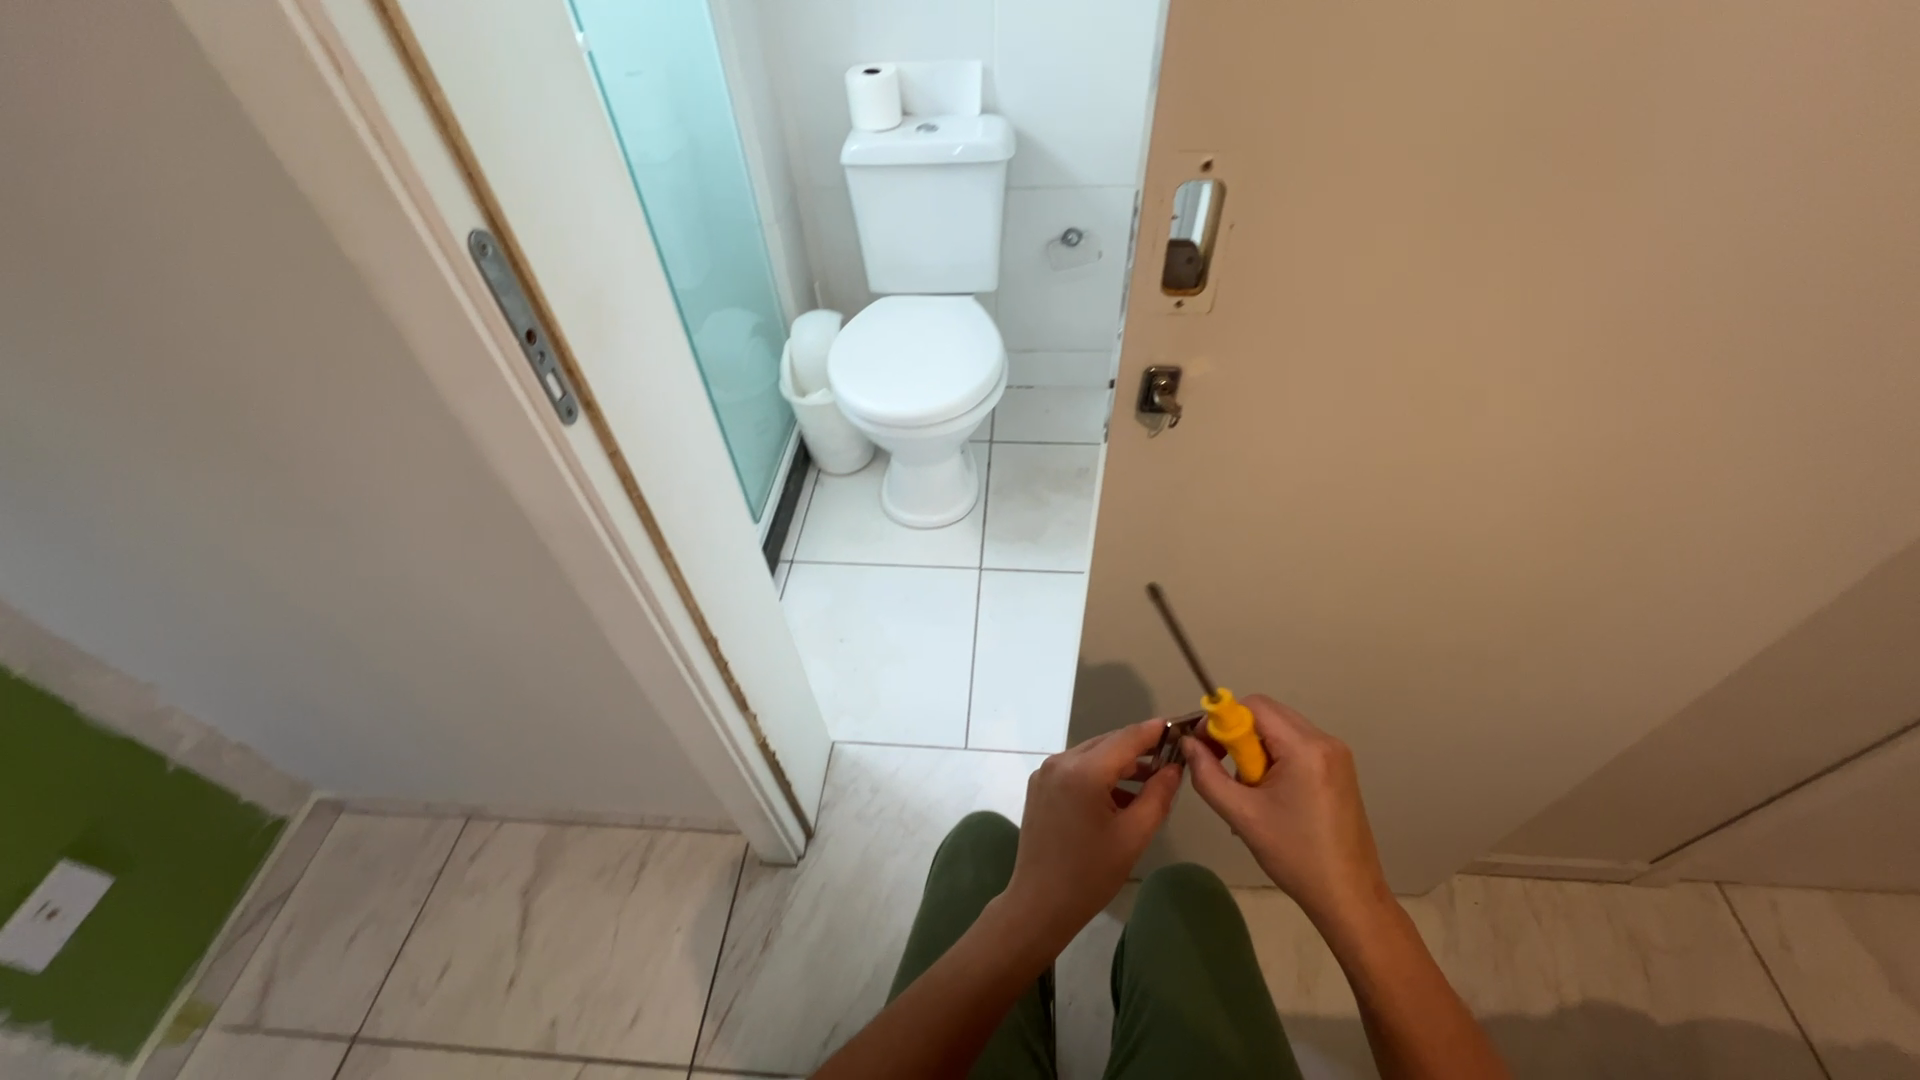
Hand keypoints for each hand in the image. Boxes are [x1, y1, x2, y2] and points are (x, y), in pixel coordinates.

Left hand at [1002, 719, 1182, 945]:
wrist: (1039, 903)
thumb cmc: (1090, 874)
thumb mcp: (1133, 835)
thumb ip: (1158, 795)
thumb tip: (1174, 768)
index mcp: (1083, 771)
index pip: (1127, 738)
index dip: (1155, 732)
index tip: (1180, 729)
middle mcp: (1061, 762)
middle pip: (1108, 743)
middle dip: (1139, 749)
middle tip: (1172, 758)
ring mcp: (1046, 772)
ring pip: (1093, 755)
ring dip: (1120, 764)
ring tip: (1152, 781)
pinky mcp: (1040, 786)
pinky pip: (1077, 769)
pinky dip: (1100, 775)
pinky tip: (1121, 797)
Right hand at [1182, 695, 1392, 929]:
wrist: (1349, 896)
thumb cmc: (1295, 856)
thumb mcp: (1241, 815)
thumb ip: (1207, 775)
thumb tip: (1188, 745)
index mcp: (1305, 748)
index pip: (1254, 705)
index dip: (1221, 720)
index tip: (1203, 747)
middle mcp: (1325, 741)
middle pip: (1267, 714)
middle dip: (1237, 735)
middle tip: (1221, 768)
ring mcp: (1336, 755)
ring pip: (1280, 730)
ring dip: (1254, 749)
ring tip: (1248, 791)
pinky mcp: (1339, 770)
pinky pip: (1295, 746)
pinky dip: (1274, 758)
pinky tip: (1269, 795)